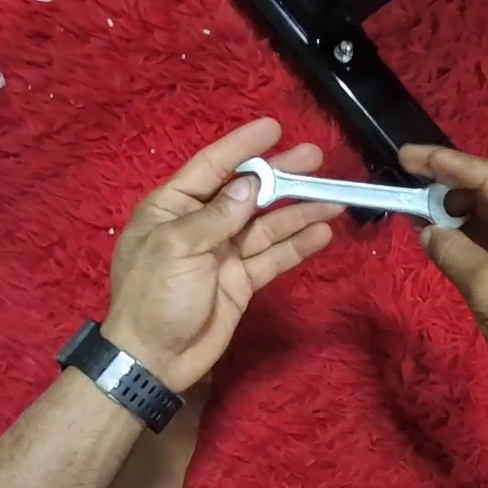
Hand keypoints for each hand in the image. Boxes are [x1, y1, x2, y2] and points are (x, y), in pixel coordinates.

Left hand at [104, 118, 342, 391]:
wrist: (154, 359)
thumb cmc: (153, 296)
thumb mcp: (176, 248)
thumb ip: (217, 216)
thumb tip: (251, 184)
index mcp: (173, 207)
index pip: (211, 167)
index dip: (242, 147)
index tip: (273, 127)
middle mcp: (202, 224)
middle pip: (247, 193)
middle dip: (281, 176)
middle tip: (315, 157)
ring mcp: (224, 253)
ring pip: (267, 225)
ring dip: (298, 211)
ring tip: (333, 197)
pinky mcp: (242, 281)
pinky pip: (273, 257)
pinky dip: (297, 246)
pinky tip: (322, 233)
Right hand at [400, 145, 487, 393]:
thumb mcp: (485, 284)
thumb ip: (450, 249)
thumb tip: (425, 231)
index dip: (444, 163)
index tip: (408, 155)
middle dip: (448, 190)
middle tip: (408, 187)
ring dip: (457, 214)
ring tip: (420, 216)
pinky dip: (470, 234)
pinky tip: (443, 235)